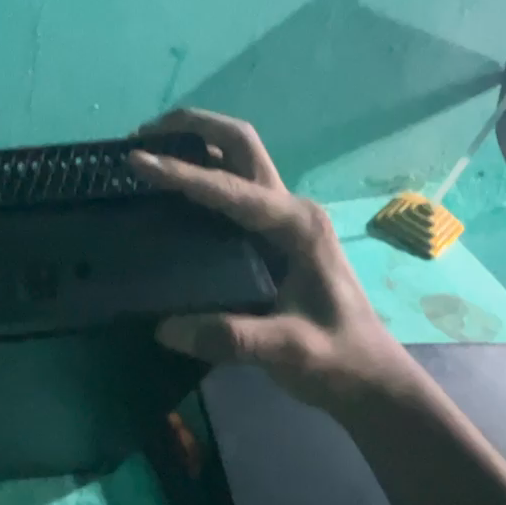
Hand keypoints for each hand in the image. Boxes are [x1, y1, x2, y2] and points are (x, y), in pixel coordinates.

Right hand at [129, 109, 422, 414]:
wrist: (371, 377)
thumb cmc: (336, 358)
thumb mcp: (288, 351)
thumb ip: (232, 337)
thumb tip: (165, 328)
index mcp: (296, 226)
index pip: (228, 188)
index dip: (179, 173)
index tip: (135, 161)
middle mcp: (289, 207)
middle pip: (238, 142)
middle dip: (190, 127)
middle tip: (139, 136)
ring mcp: (282, 214)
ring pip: (235, 154)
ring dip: (192, 140)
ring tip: (145, 150)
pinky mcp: (271, 227)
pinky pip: (230, 180)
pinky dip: (198, 167)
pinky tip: (168, 185)